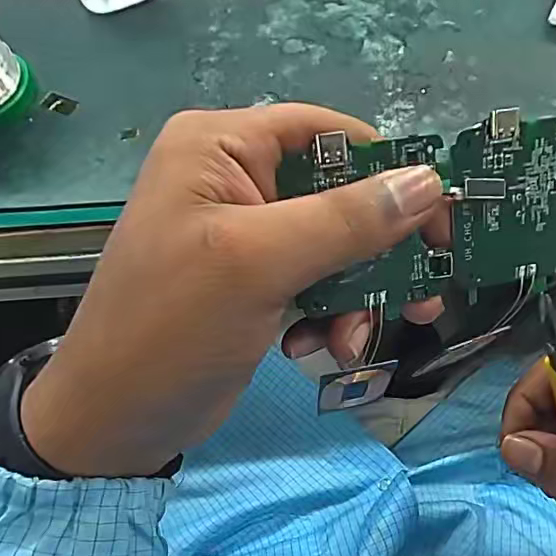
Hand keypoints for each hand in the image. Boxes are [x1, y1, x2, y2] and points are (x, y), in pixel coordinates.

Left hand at [21, 105, 448, 476]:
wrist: (115, 421)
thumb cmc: (173, 328)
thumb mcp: (259, 264)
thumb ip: (346, 220)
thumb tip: (428, 181)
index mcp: (220, 147)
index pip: (327, 134)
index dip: (388, 170)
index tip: (440, 219)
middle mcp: (234, 181)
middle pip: (339, 196)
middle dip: (379, 252)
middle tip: (424, 293)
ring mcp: (245, 237)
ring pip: (335, 249)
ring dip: (356, 296)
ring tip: (353, 342)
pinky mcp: (254, 285)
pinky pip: (315, 286)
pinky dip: (327, 317)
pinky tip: (312, 350)